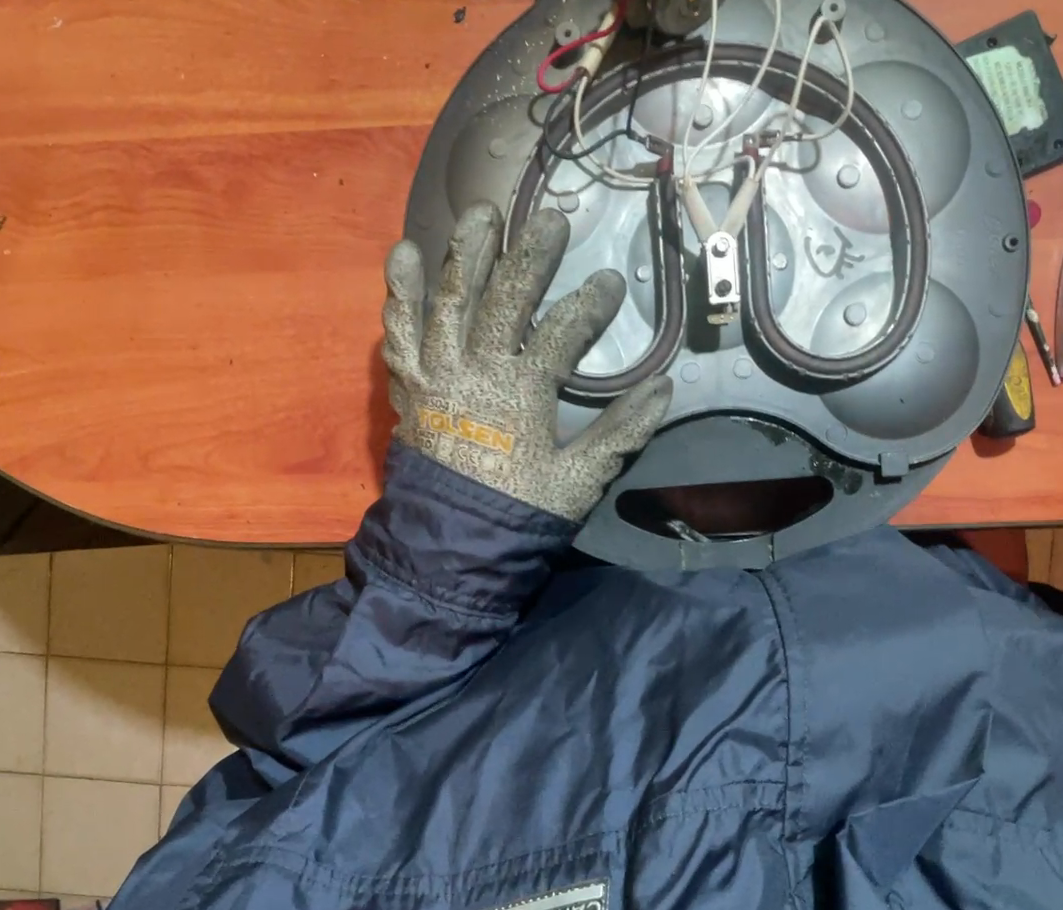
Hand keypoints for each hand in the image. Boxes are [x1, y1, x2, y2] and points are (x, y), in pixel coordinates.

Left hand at [382, 202, 670, 521]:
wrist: (451, 544)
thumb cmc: (519, 510)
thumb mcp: (579, 480)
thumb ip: (621, 432)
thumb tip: (664, 389)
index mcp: (521, 393)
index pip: (561, 333)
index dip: (589, 305)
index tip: (611, 284)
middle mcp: (474, 370)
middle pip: (504, 299)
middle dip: (531, 257)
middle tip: (552, 221)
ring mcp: (435, 373)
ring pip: (449, 299)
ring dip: (466, 253)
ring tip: (481, 213)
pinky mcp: (408, 384)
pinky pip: (398, 330)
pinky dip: (400, 292)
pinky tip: (404, 252)